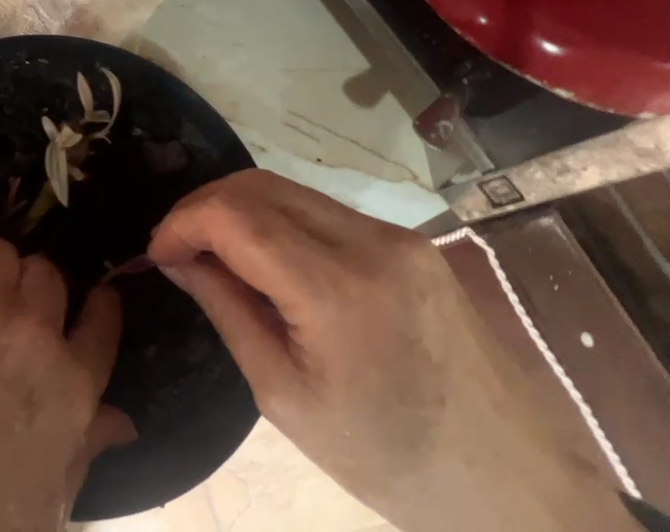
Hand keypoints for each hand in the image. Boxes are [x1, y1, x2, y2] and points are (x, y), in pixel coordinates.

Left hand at [0, 239, 133, 531]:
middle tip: (3, 317)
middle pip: (45, 274)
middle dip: (29, 293)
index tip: (87, 304)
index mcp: (72, 381)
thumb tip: (121, 422)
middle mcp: (32, 328)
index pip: (101, 318)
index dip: (94, 308)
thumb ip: (84, 446)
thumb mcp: (46, 496)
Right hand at [148, 170, 637, 531]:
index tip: (156, 255)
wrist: (513, 483)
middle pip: (259, 186)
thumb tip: (176, 258)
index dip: (181, 223)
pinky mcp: (414, 243)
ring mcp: (400, 236)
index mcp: (338, 288)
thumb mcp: (284, 395)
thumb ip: (226, 309)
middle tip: (176, 251)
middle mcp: (372, 241)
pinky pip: (324, 210)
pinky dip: (278, 221)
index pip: (234, 215)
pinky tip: (267, 260)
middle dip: (203, 207)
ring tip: (214, 255)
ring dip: (239, 210)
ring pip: (290, 190)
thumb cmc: (388, 458)